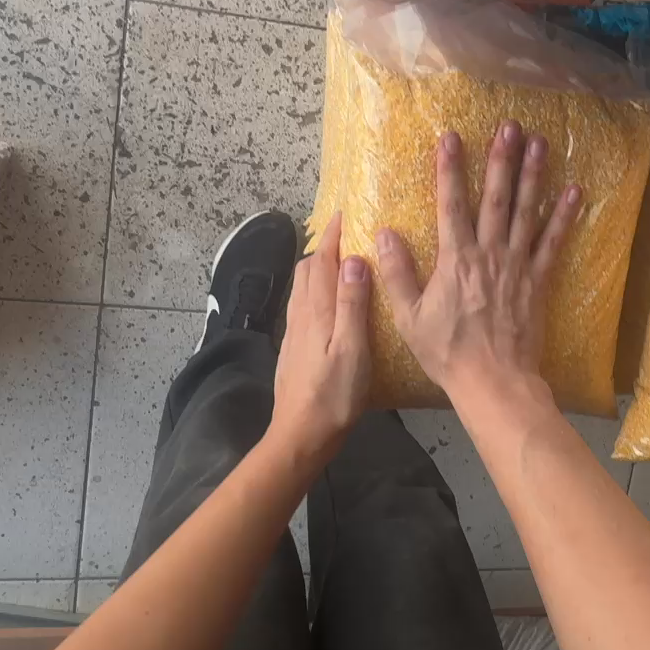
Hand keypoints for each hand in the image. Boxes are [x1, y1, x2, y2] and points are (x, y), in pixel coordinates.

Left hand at [268, 212, 371, 463]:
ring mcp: (294, 332)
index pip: (322, 261)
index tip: (344, 213)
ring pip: (302, 286)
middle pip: (307, 269)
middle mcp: (301, 315)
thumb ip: (352, 304)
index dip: (332, 236)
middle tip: (347, 233)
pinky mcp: (294, 347)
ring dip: (318, 265)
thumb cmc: (334, 395)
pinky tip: (328, 299)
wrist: (300, 436)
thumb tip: (355, 259)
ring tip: (341, 259)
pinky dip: (315, 287)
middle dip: (324, 246)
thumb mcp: (352, 349)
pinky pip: (303, 303)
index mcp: (317, 312)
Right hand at [376, 121, 581, 406]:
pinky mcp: (538, 280)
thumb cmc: (448, 352)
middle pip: (496, 198)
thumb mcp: (409, 317)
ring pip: (526, 212)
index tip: (450, 137)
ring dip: (533, 176)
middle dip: (501, 160)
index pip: (451, 205)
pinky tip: (575, 191)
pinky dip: (564, 216)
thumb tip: (385, 233)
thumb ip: (398, 273)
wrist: (493, 381)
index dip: (450, 169)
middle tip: (509, 127)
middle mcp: (489, 254)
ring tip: (539, 143)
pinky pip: (553, 242)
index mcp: (455, 260)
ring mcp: (517, 265)